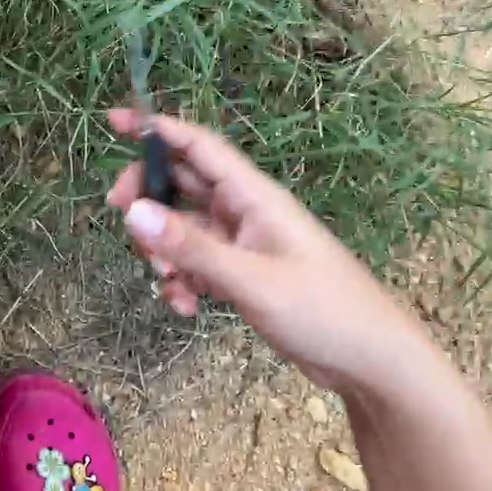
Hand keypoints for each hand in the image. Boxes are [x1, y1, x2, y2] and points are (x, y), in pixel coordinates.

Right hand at [105, 109, 431, 393]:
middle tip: (121, 215)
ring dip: (163, 248)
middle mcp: (243, 210)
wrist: (378, 369)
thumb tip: (131, 211)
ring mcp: (242, 241)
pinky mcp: (241, 270)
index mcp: (254, 196)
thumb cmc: (326, 313)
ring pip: (181, 225)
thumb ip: (191, 246)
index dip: (156, 127)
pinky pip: (194, 260)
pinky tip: (186, 305)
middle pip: (179, 183)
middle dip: (146, 197)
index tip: (113, 120)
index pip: (197, 145)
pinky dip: (181, 277)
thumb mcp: (253, 281)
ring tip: (166, 280)